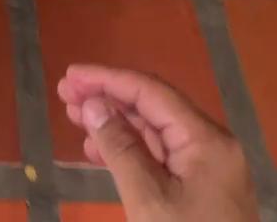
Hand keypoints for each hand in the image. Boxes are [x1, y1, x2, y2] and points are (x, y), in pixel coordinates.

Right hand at [57, 64, 256, 221]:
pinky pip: (160, 156)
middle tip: (65, 94)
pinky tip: (98, 151)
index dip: (107, 80)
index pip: (150, 92)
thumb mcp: (148, 200)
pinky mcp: (202, 192)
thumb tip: (94, 103)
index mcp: (206, 139)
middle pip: (152, 107)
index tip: (70, 77)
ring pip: (154, 131)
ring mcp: (209, 169)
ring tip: (74, 118)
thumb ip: (119, 146)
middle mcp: (211, 145)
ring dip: (114, 122)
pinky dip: (129, 149)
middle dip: (108, 98)